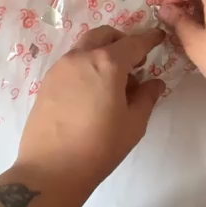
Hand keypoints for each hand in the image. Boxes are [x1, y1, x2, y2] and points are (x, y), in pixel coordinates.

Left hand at [15, 26, 167, 195]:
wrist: (50, 171)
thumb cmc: (99, 147)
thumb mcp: (133, 124)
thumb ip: (147, 97)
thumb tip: (154, 83)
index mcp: (108, 63)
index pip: (134, 43)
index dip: (150, 39)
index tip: (159, 36)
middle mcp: (82, 57)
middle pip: (105, 35)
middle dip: (122, 41)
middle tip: (133, 62)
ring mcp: (61, 68)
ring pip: (85, 46)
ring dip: (102, 52)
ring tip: (111, 81)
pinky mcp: (47, 82)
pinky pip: (71, 63)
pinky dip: (86, 65)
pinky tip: (91, 93)